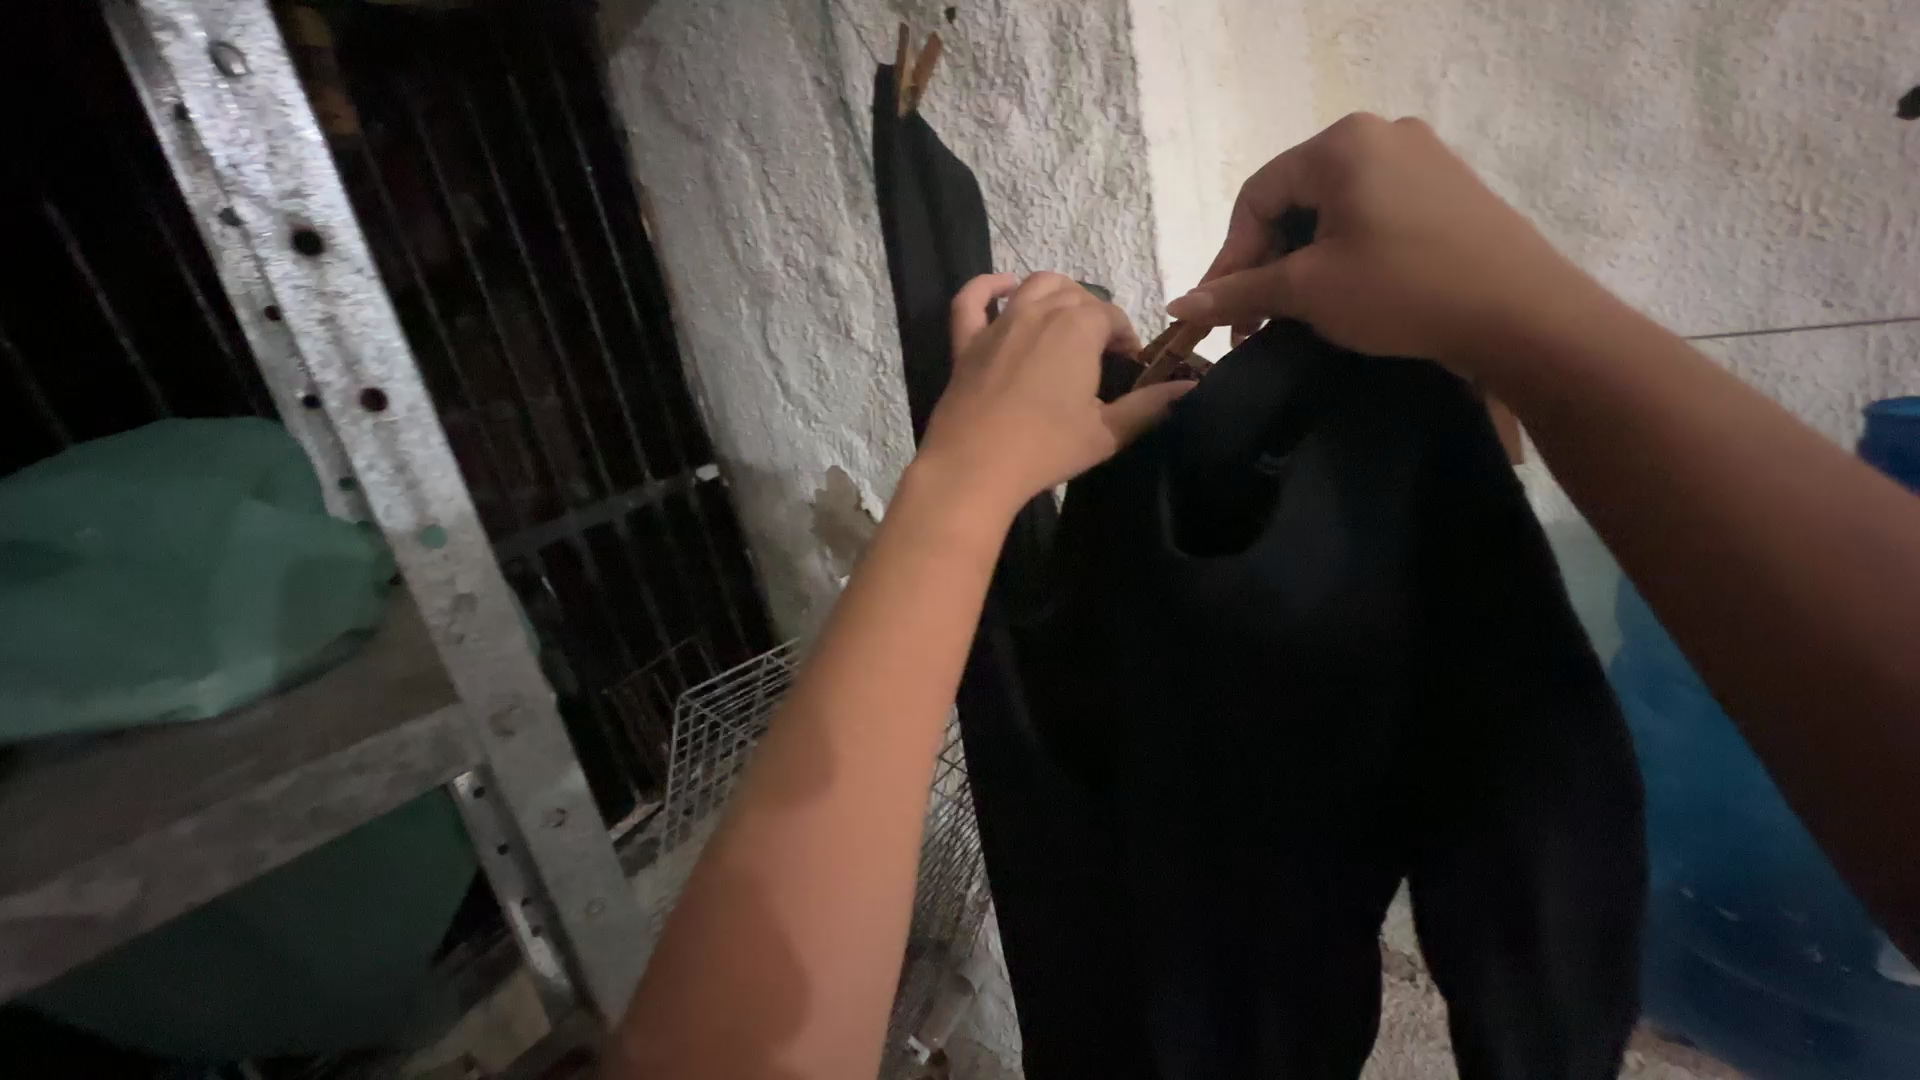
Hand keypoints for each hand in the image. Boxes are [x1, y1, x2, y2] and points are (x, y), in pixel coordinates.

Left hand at [915, 272, 1193, 516]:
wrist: (974, 467)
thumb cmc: (1045, 448)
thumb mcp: (1106, 433)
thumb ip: (1149, 406)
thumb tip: (1188, 388)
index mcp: (1079, 327)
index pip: (1113, 316)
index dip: (1125, 337)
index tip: (1128, 365)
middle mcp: (1039, 311)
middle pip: (1075, 296)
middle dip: (1094, 315)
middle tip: (1099, 351)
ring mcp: (999, 323)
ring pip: (1034, 286)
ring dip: (1056, 292)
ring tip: (1066, 318)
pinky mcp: (966, 342)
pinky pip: (972, 299)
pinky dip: (987, 286)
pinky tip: (1003, 287)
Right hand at [1166, 113, 1603, 375]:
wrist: (1520, 314)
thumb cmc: (1400, 290)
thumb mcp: (1306, 291)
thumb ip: (1237, 292)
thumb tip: (1178, 305)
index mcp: (1342, 144)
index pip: (1255, 198)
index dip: (1228, 258)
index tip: (1220, 311)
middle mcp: (1381, 135)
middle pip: (1292, 202)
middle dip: (1264, 264)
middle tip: (1254, 319)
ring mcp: (1420, 159)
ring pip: (1329, 212)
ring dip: (1298, 264)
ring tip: (1293, 313)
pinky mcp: (1444, 191)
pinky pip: (1368, 216)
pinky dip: (1339, 255)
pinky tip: (1338, 294)